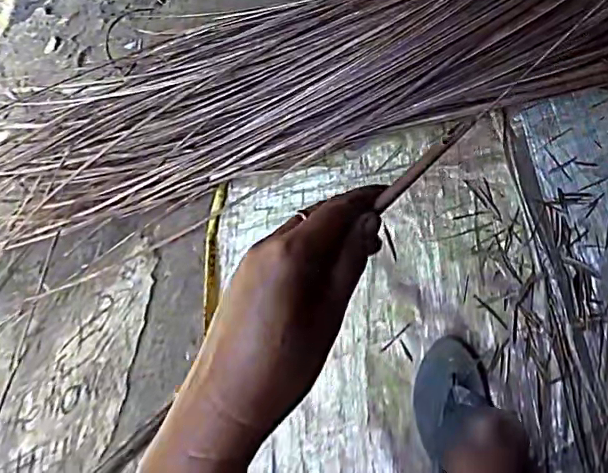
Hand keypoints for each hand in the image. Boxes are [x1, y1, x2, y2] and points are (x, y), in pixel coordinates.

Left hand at [147, 186, 384, 470]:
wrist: (219, 412)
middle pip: (318, 213)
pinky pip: (285, 246)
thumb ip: (351, 260)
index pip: (336, 207)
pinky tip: (323, 272)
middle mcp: (268, 246)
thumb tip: (368, 221)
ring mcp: (252, 260)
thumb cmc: (280, 368)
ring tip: (354, 256)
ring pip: (301, 229)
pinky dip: (310, 247)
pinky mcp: (244, 277)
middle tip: (376, 235)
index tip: (387, 196)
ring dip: (330, 232)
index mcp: (290, 252)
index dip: (365, 198)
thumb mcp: (329, 312)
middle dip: (349, 216)